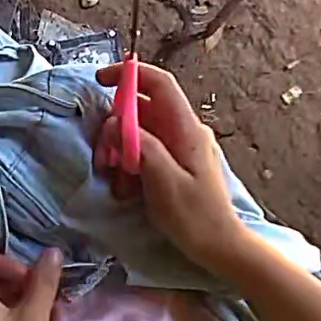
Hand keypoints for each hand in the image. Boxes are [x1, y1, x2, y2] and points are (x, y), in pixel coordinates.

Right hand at [95, 62, 260, 278]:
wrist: (219, 246)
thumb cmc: (195, 217)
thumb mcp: (164, 182)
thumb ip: (141, 147)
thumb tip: (116, 122)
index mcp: (186, 129)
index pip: (158, 84)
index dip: (129, 75)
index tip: (101, 80)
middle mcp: (184, 132)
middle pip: (142, 110)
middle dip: (117, 128)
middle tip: (103, 156)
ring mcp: (180, 148)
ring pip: (140, 133)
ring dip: (122, 152)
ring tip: (119, 181)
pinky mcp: (175, 165)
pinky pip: (146, 153)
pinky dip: (131, 166)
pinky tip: (129, 190)